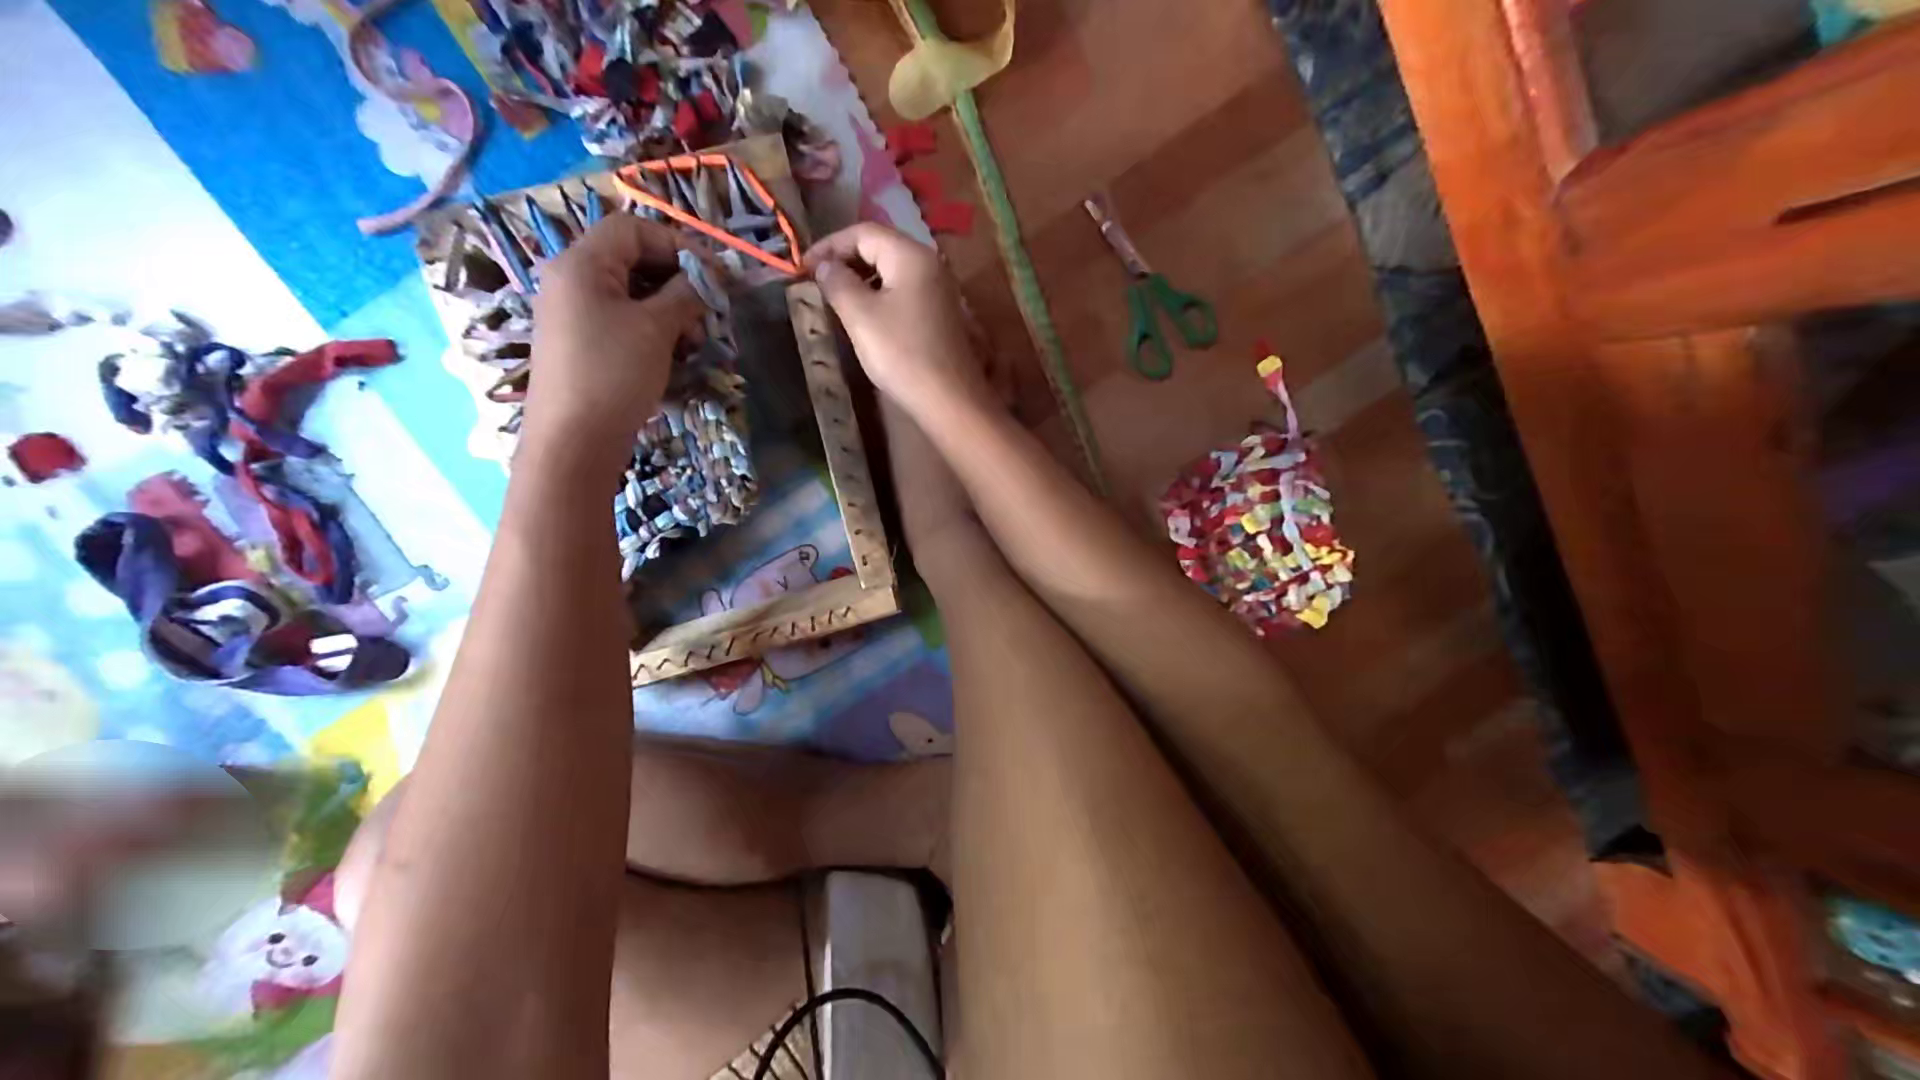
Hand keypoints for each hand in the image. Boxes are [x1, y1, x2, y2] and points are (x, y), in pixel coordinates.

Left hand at [525, 216, 705, 461]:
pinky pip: (624, 324)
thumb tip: (705, 279)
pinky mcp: (583, 347)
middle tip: (709, 312)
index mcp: (581, 264)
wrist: (573, 442)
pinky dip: (654, 333)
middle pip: (633, 262)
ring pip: (632, 296)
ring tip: (695, 343)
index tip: (715, 274)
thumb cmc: (613, 374)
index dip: (678, 244)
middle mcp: (572, 282)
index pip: (633, 229)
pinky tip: (676, 359)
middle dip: (678, 283)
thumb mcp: (656, 329)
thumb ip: (684, 294)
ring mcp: (575, 317)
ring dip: (671, 312)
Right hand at [806, 224, 995, 421]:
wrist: (948, 398)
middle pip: (881, 247)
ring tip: (835, 298)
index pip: (864, 232)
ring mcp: (939, 289)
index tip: (802, 267)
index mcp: (911, 255)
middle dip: (845, 259)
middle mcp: (930, 264)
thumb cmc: (901, 354)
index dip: (829, 245)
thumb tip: (824, 266)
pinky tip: (864, 316)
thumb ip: (837, 282)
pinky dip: (879, 294)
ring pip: (892, 270)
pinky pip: (904, 291)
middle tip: (816, 281)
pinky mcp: (940, 314)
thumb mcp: (860, 315)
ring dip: (861, 278)